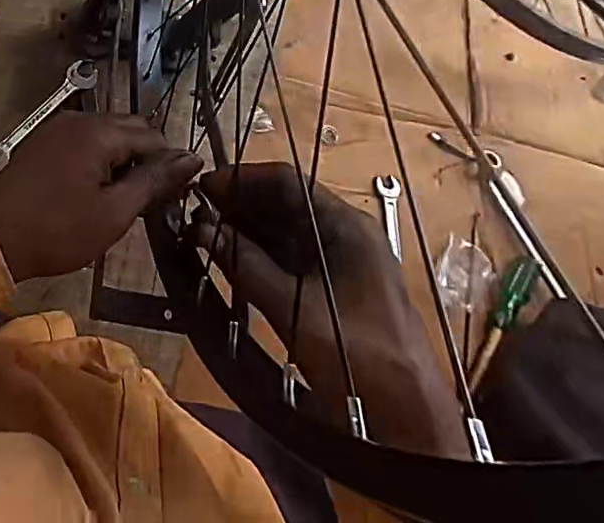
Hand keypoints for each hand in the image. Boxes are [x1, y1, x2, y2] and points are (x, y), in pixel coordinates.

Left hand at [0, 113, 200, 282]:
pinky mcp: (42, 143)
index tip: (179, 196)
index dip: (171, 164)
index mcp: (97, 132)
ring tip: (129, 199)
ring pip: (107, 134)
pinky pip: (83, 142)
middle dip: (148, 158)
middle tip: (156, 200)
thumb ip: (153, 181)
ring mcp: (56, 129)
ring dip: (124, 159)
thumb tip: (190, 159)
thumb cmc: (57, 230)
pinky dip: (100, 159)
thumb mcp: (114, 212)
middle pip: (130, 129)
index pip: (153, 136)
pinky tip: (100, 191)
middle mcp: (77, 120)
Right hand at [188, 163, 464, 456]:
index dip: (240, 178)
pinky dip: (254, 251)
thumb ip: (244, 264)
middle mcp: (343, 234)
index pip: (286, 181)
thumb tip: (200, 229)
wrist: (410, 424)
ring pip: (280, 228)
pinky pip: (285, 254)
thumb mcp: (293, 309)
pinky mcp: (330, 285)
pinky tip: (225, 256)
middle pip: (281, 202)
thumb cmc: (359, 359)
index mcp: (346, 227)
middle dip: (236, 204)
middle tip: (193, 211)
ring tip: (201, 233)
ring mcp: (338, 260)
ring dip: (241, 228)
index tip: (202, 186)